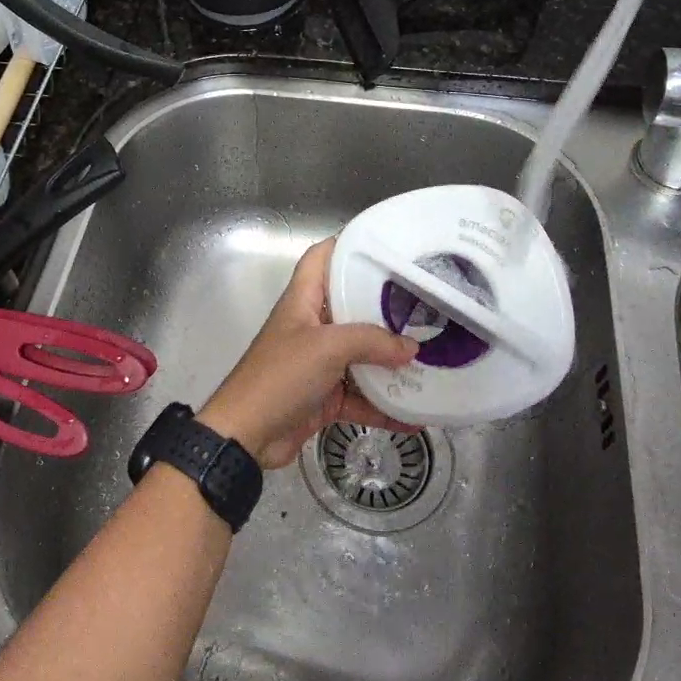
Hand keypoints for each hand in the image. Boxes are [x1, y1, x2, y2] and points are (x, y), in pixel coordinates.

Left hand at [197, 239, 420, 469]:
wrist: (246, 435)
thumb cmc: (280, 376)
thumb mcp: (326, 348)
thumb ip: (371, 341)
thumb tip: (411, 348)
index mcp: (303, 301)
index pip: (321, 258)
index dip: (349, 246)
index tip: (389, 247)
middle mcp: (311, 327)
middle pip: (351, 308)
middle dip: (386, 309)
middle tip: (428, 306)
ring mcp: (318, 364)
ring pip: (361, 356)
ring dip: (391, 362)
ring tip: (434, 359)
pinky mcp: (323, 398)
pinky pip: (361, 398)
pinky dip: (385, 407)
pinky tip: (417, 416)